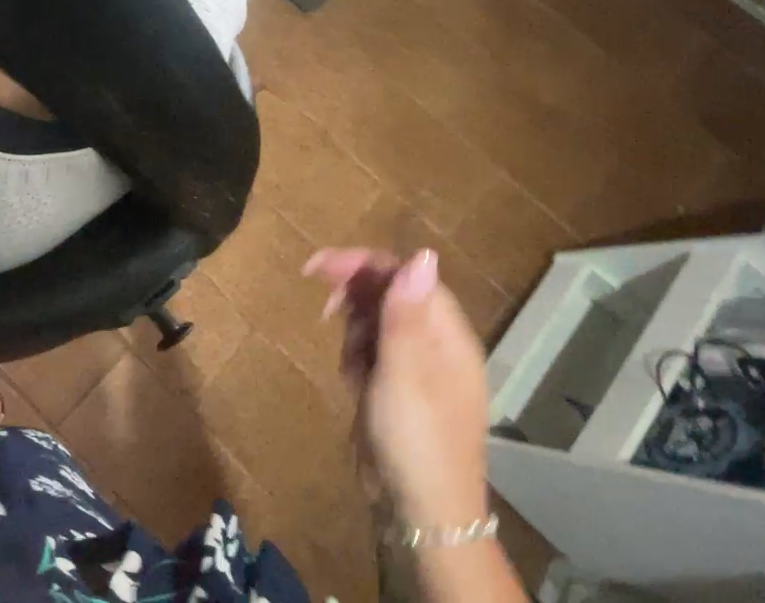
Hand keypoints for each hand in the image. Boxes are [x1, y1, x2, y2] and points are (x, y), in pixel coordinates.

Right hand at [303, 248, 491, 531]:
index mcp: (448, 339)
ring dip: (353, 331)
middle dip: (354, 298)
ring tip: (348, 362)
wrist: (423, 510)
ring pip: (377, 324)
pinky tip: (351, 379)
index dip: (365, 265)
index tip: (315, 267)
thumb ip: (406, 313)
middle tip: (323, 313)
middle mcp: (438, 348)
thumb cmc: (415, 438)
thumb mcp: (405, 372)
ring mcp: (419, 370)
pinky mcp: (398, 391)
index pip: (409, 278)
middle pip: (391, 297)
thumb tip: (422, 253)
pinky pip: (372, 354)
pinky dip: (355, 358)